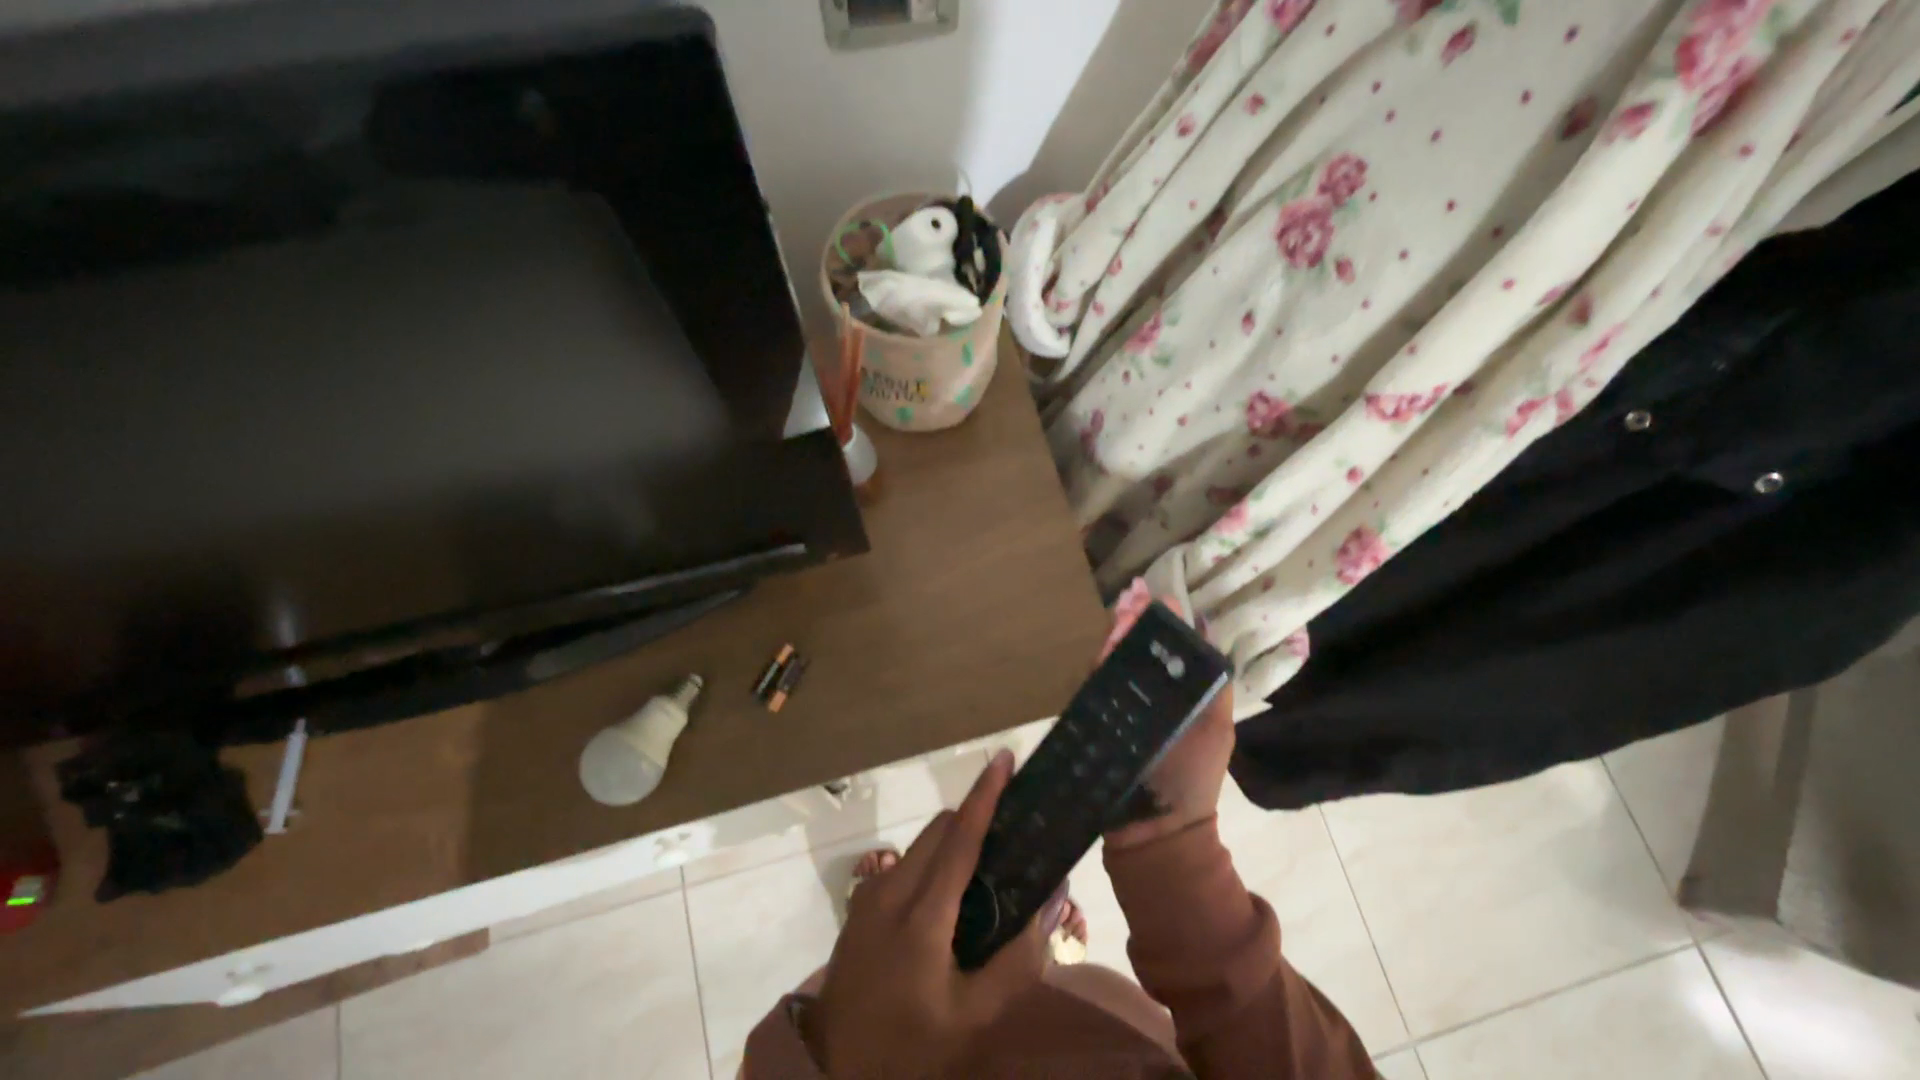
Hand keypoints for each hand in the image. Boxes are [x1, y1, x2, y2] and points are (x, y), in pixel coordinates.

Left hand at [804, 750, 1051, 1075]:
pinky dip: (934, 862)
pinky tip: (955, 899)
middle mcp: (891, 890)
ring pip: (921, 844)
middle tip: (1016, 834)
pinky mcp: (860, 904)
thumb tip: (1052, 899)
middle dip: (976, 818)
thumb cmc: (911, 1045)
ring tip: (991, 871)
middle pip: (940, 829)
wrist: (836, 1066)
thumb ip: (1018, 958)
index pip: (959, 838)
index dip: (984, 795)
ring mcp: (870, 894)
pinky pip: (906, 865)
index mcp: (921, 916)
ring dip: (955, 842)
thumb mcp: (975, 1015)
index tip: (1005, 758)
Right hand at [1100, 583, 1236, 852]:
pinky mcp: (1095, 722)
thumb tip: (1206, 629)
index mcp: (1173, 695)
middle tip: (1131, 597)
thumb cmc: (1192, 780)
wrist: (1158, 834)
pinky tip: (1105, 643)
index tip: (1154, 597)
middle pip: (1134, 649)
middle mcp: (1143, 698)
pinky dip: (1099, 661)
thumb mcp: (1215, 725)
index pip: (1162, 648)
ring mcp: (1117, 710)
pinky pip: (1095, 685)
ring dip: (1116, 634)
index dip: (1158, 621)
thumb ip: (1213, 682)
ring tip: (1121, 610)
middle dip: (1133, 621)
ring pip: (1113, 661)